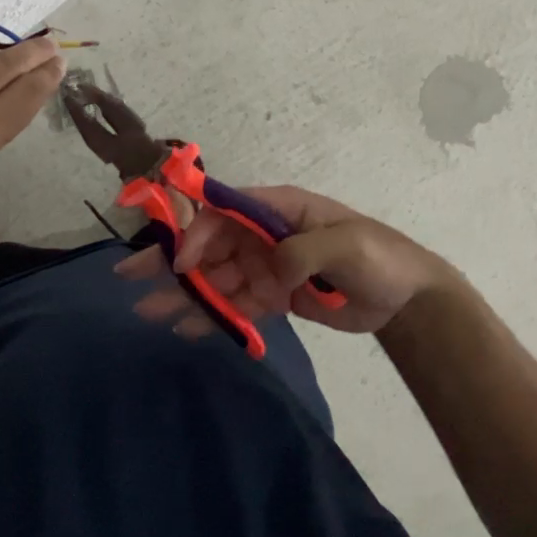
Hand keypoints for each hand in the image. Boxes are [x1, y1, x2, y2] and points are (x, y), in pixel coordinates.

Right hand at [122, 185, 460, 333]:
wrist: (409, 299)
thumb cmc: (379, 257)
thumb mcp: (344, 245)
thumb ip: (301, 253)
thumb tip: (266, 272)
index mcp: (275, 209)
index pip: (221, 213)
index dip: (195, 234)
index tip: (180, 263)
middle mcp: (260, 234)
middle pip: (205, 246)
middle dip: (167, 260)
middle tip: (127, 274)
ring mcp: (263, 266)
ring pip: (213, 279)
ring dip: (182, 295)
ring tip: (146, 311)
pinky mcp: (271, 297)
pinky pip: (234, 305)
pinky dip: (210, 317)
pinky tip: (183, 328)